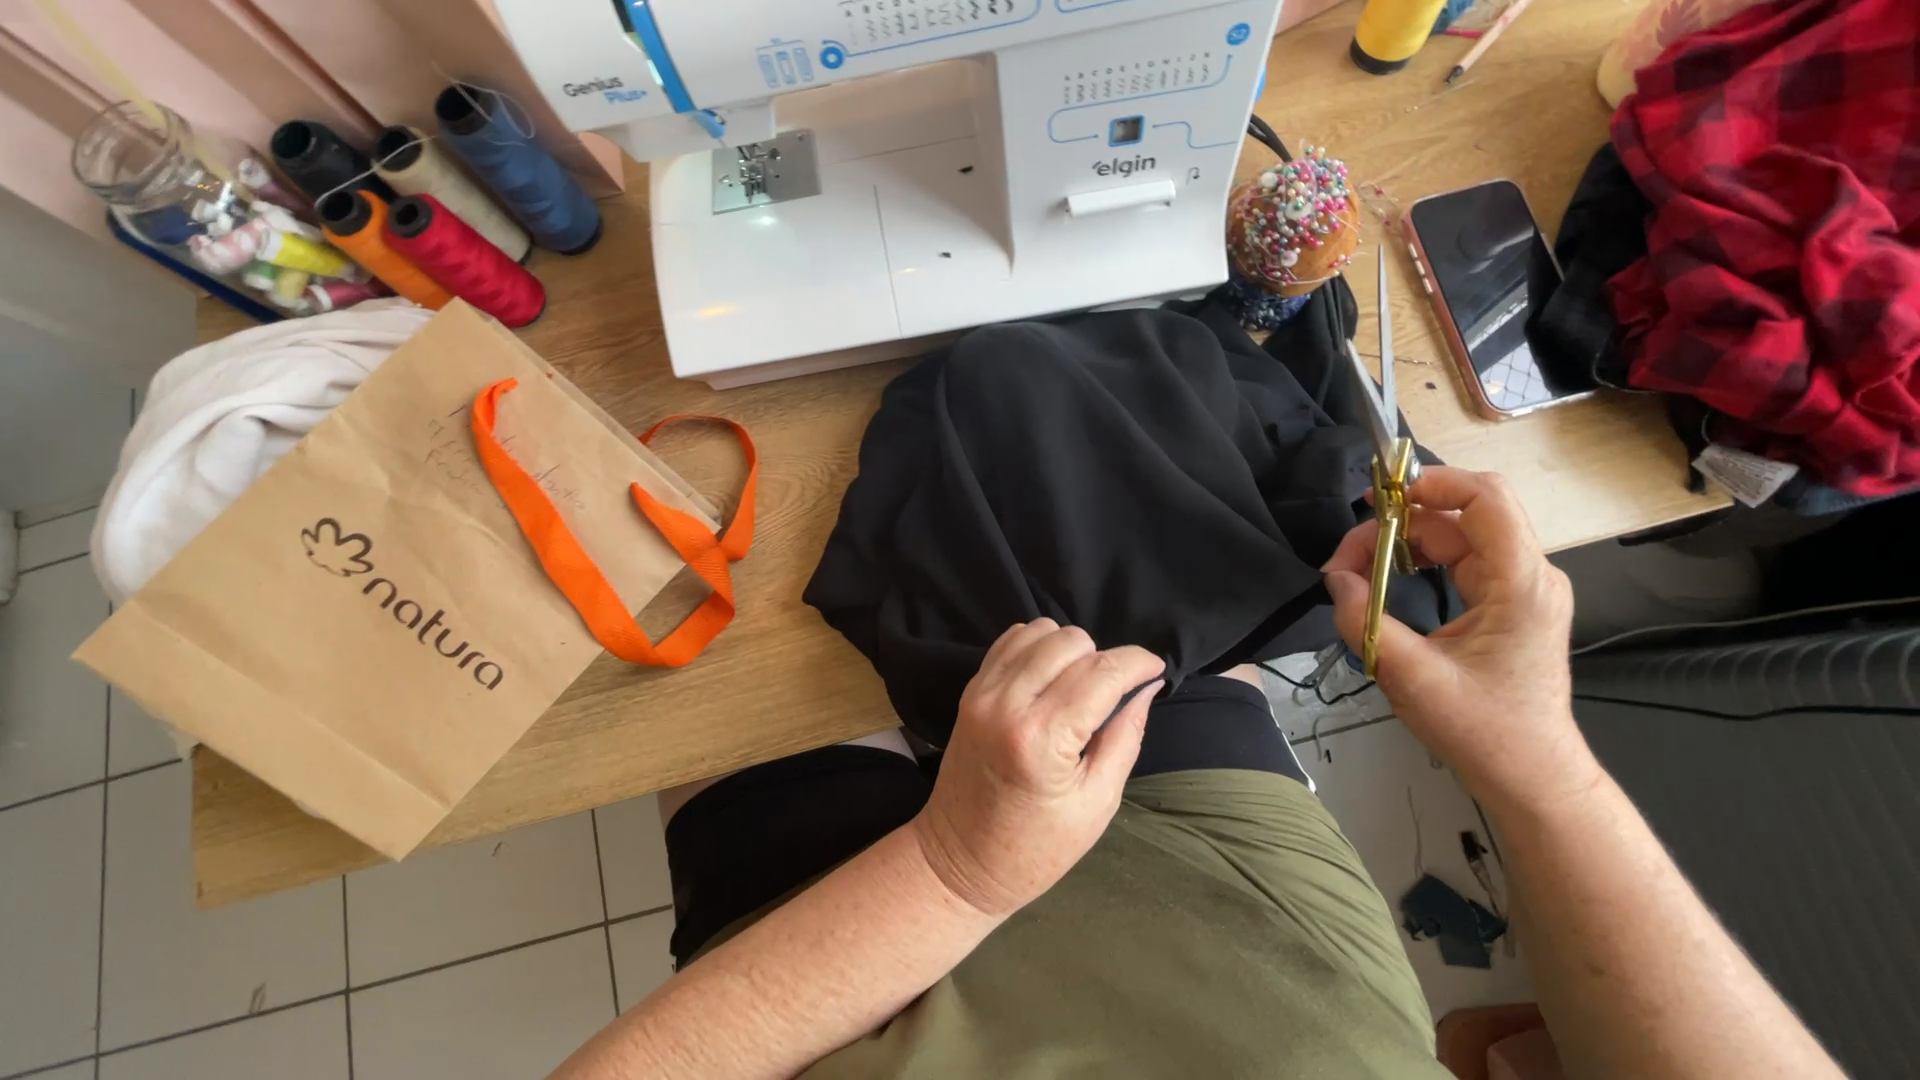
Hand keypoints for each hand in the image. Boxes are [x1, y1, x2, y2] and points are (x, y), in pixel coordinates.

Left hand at [912, 620, 1164, 916]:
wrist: (958, 861)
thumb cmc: (1036, 848)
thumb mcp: (1097, 803)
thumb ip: (1125, 736)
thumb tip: (1148, 686)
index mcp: (1043, 739)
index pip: (1102, 672)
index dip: (1138, 662)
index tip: (1157, 668)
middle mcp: (1008, 704)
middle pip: (1072, 642)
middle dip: (1103, 659)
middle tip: (1111, 693)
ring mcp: (983, 692)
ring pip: (1041, 631)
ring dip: (1070, 650)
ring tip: (1079, 686)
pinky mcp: (970, 690)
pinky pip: (1011, 640)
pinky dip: (1038, 647)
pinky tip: (1050, 678)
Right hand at [1322, 467, 1599, 812]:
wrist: (1529, 774)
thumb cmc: (1483, 731)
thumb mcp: (1411, 677)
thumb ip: (1364, 622)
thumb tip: (1334, 579)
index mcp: (1521, 585)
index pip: (1487, 499)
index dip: (1433, 482)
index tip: (1379, 496)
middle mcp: (1528, 575)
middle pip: (1458, 515)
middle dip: (1396, 524)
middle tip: (1344, 558)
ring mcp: (1518, 587)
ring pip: (1453, 535)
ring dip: (1400, 543)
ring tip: (1354, 572)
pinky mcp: (1503, 601)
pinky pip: (1456, 558)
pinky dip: (1414, 559)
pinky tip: (1384, 577)